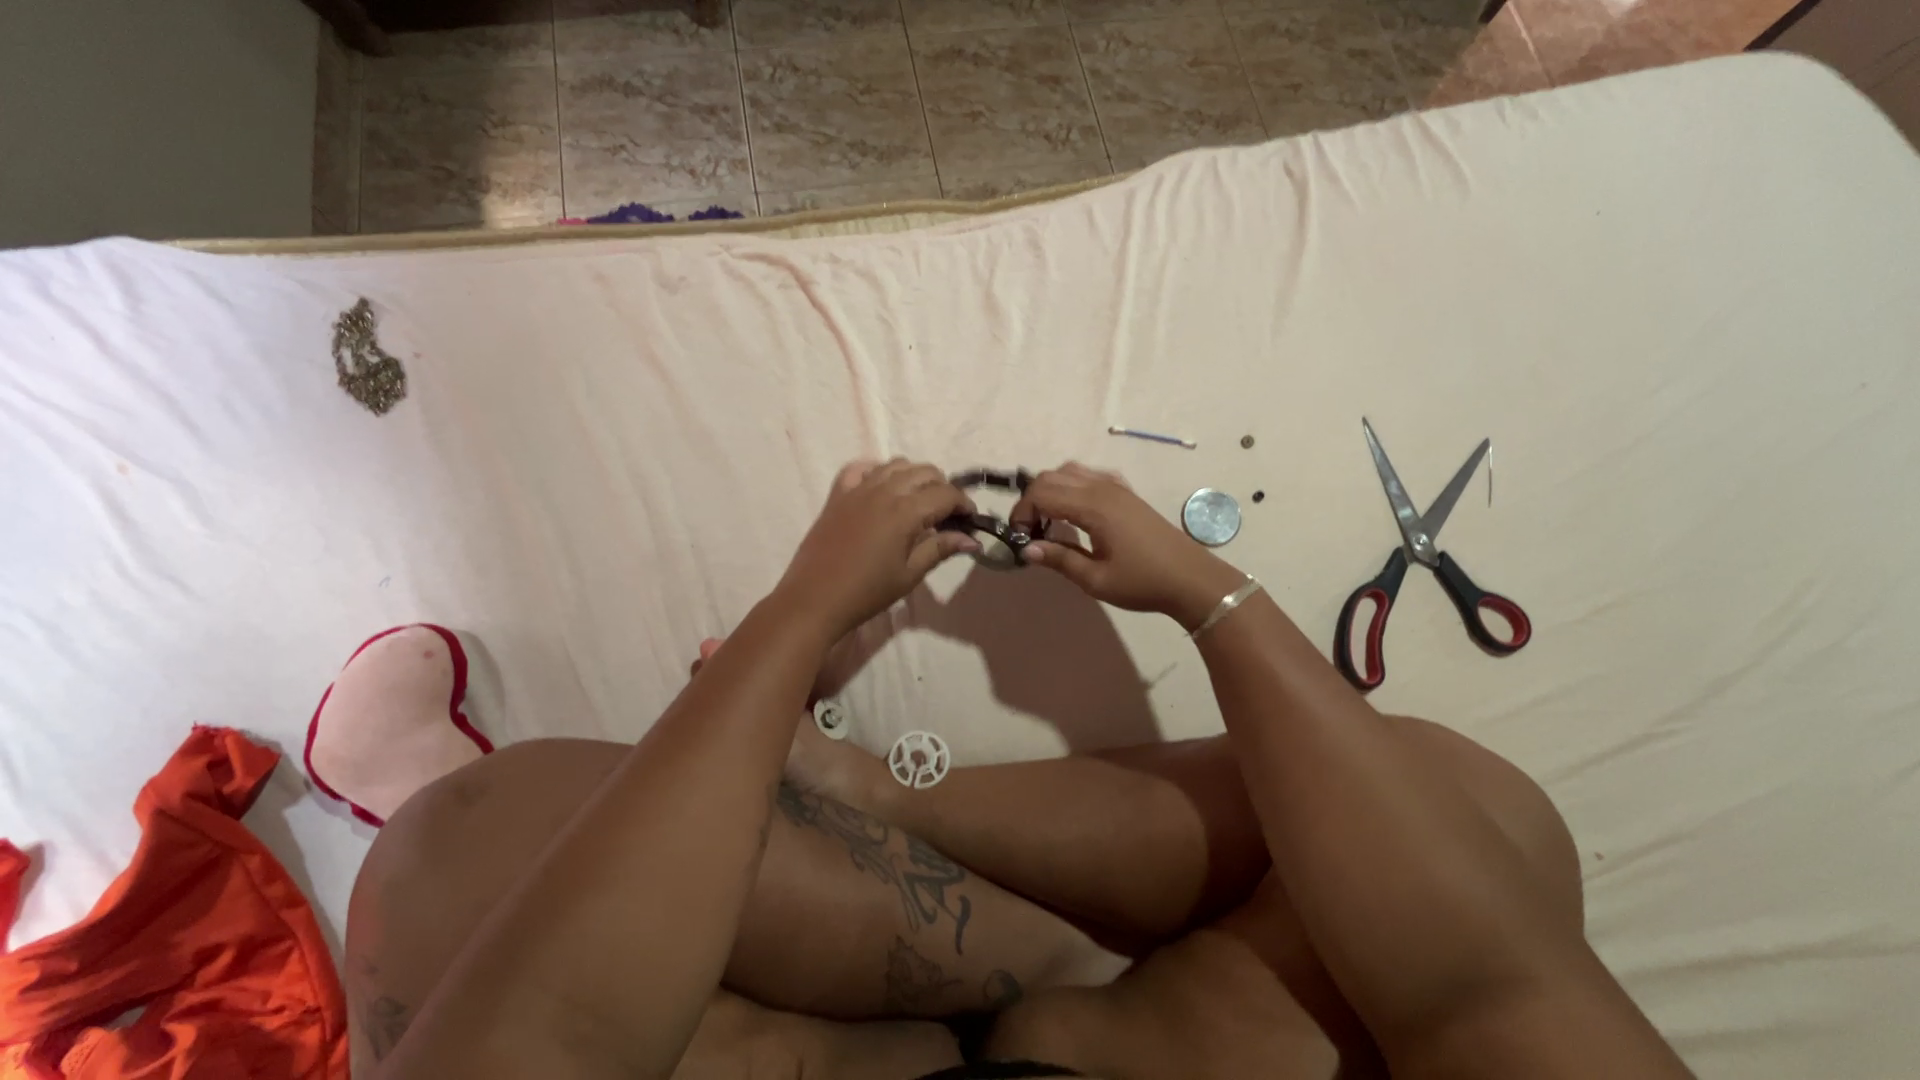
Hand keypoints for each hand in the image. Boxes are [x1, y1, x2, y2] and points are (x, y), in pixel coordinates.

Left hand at [774, 459, 979, 639]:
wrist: (815, 599)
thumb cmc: (867, 592)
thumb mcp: (909, 574)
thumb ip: (940, 549)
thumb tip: (973, 539)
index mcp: (905, 512)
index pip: (945, 494)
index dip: (963, 504)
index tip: (970, 520)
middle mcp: (884, 491)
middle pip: (924, 472)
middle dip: (943, 488)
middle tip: (946, 515)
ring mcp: (858, 489)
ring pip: (896, 465)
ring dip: (915, 477)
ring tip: (919, 502)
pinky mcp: (838, 494)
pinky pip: (861, 468)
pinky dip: (878, 470)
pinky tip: (883, 488)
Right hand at [1012, 463, 1246, 629]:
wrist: (1190, 579)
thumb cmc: (1142, 583)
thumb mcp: (1096, 580)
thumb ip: (1059, 560)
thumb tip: (1026, 549)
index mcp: (1093, 507)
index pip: (1041, 493)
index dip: (1022, 513)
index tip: (1021, 539)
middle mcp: (1102, 487)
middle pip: (1051, 476)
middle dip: (1032, 500)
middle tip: (1031, 532)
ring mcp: (1116, 486)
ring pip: (1069, 471)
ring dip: (1050, 491)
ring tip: (1049, 522)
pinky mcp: (1126, 492)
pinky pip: (1088, 475)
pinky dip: (1071, 486)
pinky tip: (1074, 513)